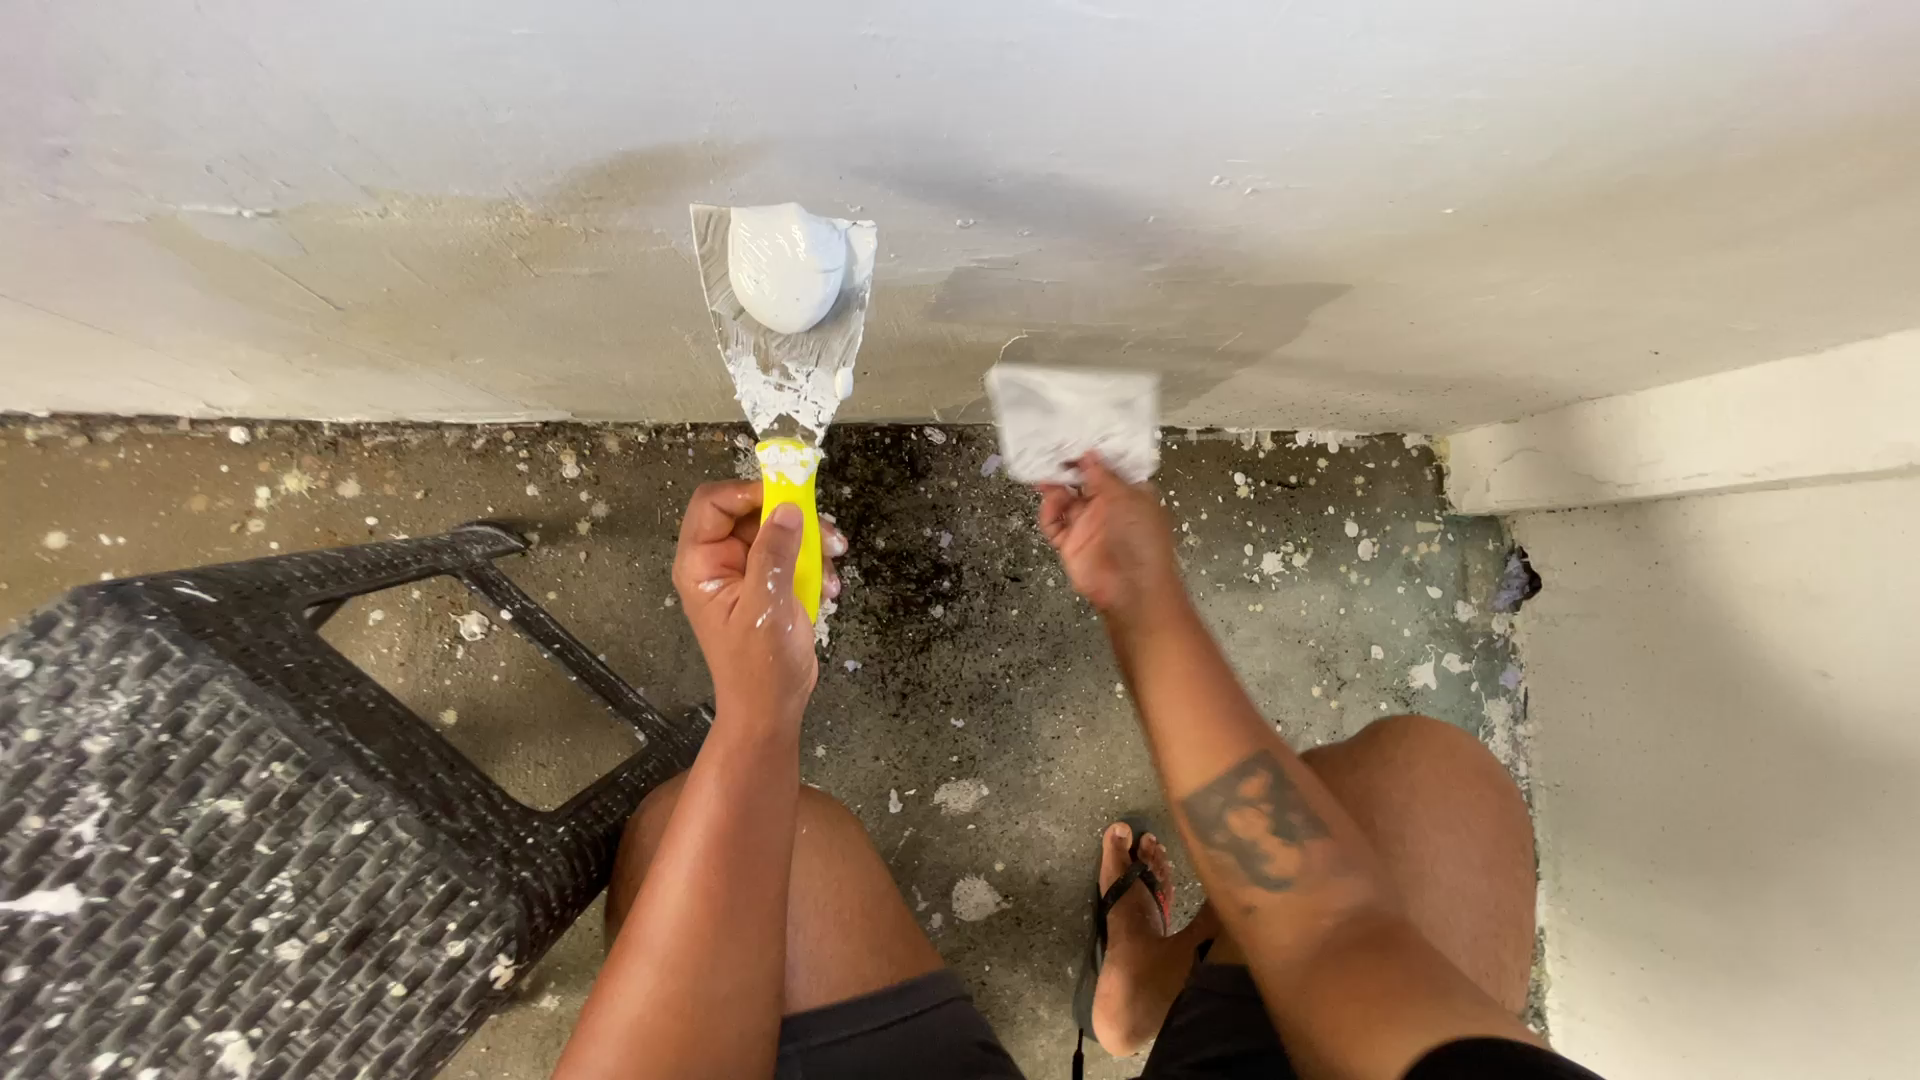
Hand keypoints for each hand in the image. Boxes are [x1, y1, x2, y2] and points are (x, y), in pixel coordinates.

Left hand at [672, 481, 846, 725]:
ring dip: (811, 544)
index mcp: (701, 565)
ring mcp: (747, 573)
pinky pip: (793, 554)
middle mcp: (720, 562)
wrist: (773, 708)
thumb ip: (775, 553)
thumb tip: (789, 507)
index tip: (788, 495)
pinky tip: (829, 588)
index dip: (748, 491)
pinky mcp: (771, 583)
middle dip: (792, 520)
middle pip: (752, 513)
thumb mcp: (767, 606)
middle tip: (828, 535)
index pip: (713, 503)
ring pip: (779, 531)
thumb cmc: (760, 666)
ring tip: (833, 567)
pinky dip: (815, 565)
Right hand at [1037, 453, 1183, 623]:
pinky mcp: (1070, 543)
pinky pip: (1054, 523)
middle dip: (1067, 468)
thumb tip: (1089, 454)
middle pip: (1081, 481)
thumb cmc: (1140, 538)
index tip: (1074, 436)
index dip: (1092, 453)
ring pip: (1064, 500)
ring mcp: (1087, 525)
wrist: (1132, 588)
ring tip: (1043, 476)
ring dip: (1054, 487)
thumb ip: (1103, 475)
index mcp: (1129, 493)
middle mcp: (1107, 506)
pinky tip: (1049, 504)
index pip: (1107, 468)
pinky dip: (1048, 513)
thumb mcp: (1127, 497)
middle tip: (1050, 451)